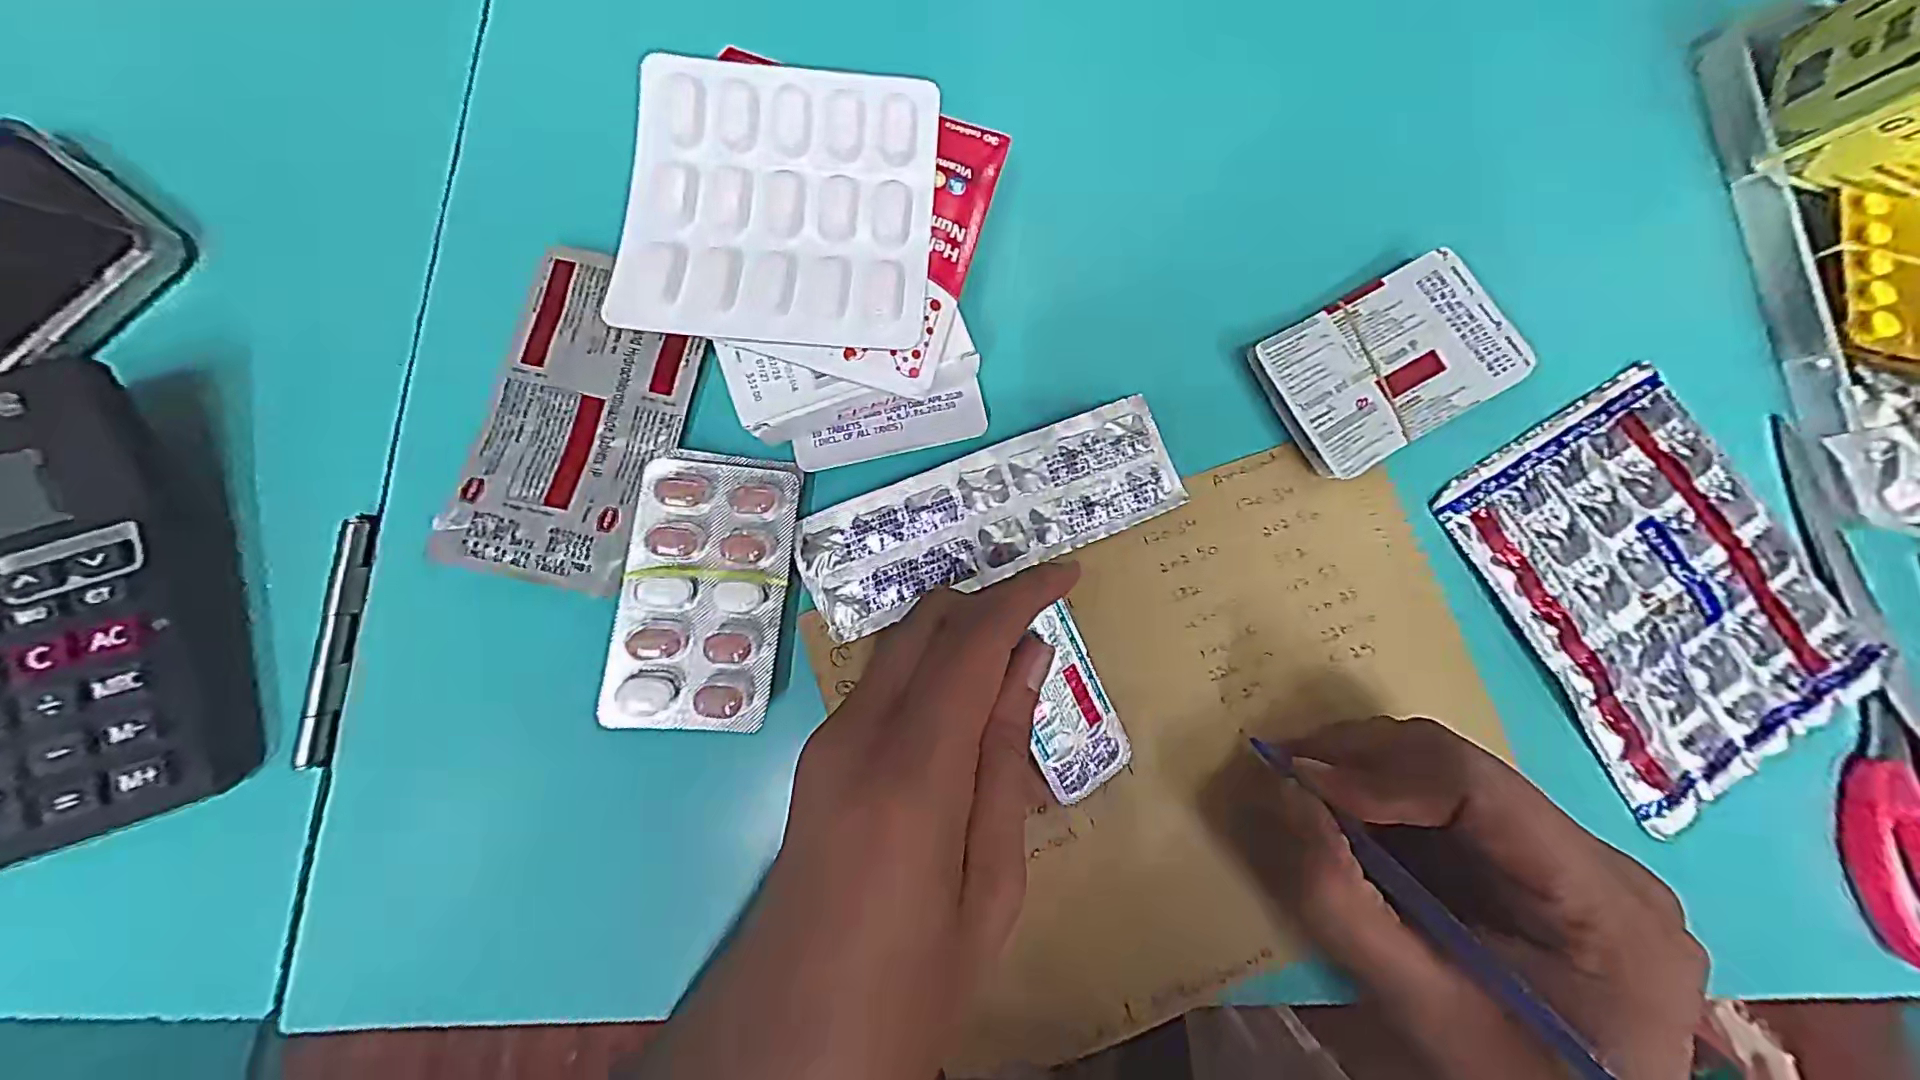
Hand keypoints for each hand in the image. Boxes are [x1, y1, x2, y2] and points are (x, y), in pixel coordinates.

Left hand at [628, 562, 1078, 1079]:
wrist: (791, 1039)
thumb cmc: (913, 980)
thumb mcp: (990, 883)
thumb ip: (1003, 759)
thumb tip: (1025, 664)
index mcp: (912, 772)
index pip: (971, 644)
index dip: (1022, 595)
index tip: (1067, 573)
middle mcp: (858, 736)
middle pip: (925, 624)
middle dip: (987, 601)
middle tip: (1043, 615)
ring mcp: (827, 743)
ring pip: (899, 647)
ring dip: (957, 633)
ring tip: (1012, 662)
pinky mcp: (817, 758)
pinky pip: (882, 684)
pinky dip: (930, 670)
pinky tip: (965, 707)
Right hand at [1227, 716, 1706, 1079]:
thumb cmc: (1500, 1077)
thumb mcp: (1417, 1006)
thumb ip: (1341, 901)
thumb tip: (1283, 792)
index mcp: (1605, 903)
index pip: (1477, 787)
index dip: (1377, 771)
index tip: (1297, 781)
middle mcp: (1598, 860)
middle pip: (1455, 766)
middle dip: (1356, 760)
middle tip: (1281, 771)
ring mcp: (1566, 854)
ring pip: (1441, 772)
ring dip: (1361, 772)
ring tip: (1300, 788)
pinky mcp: (1526, 858)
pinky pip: (1437, 800)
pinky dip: (1376, 797)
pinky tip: (1340, 814)